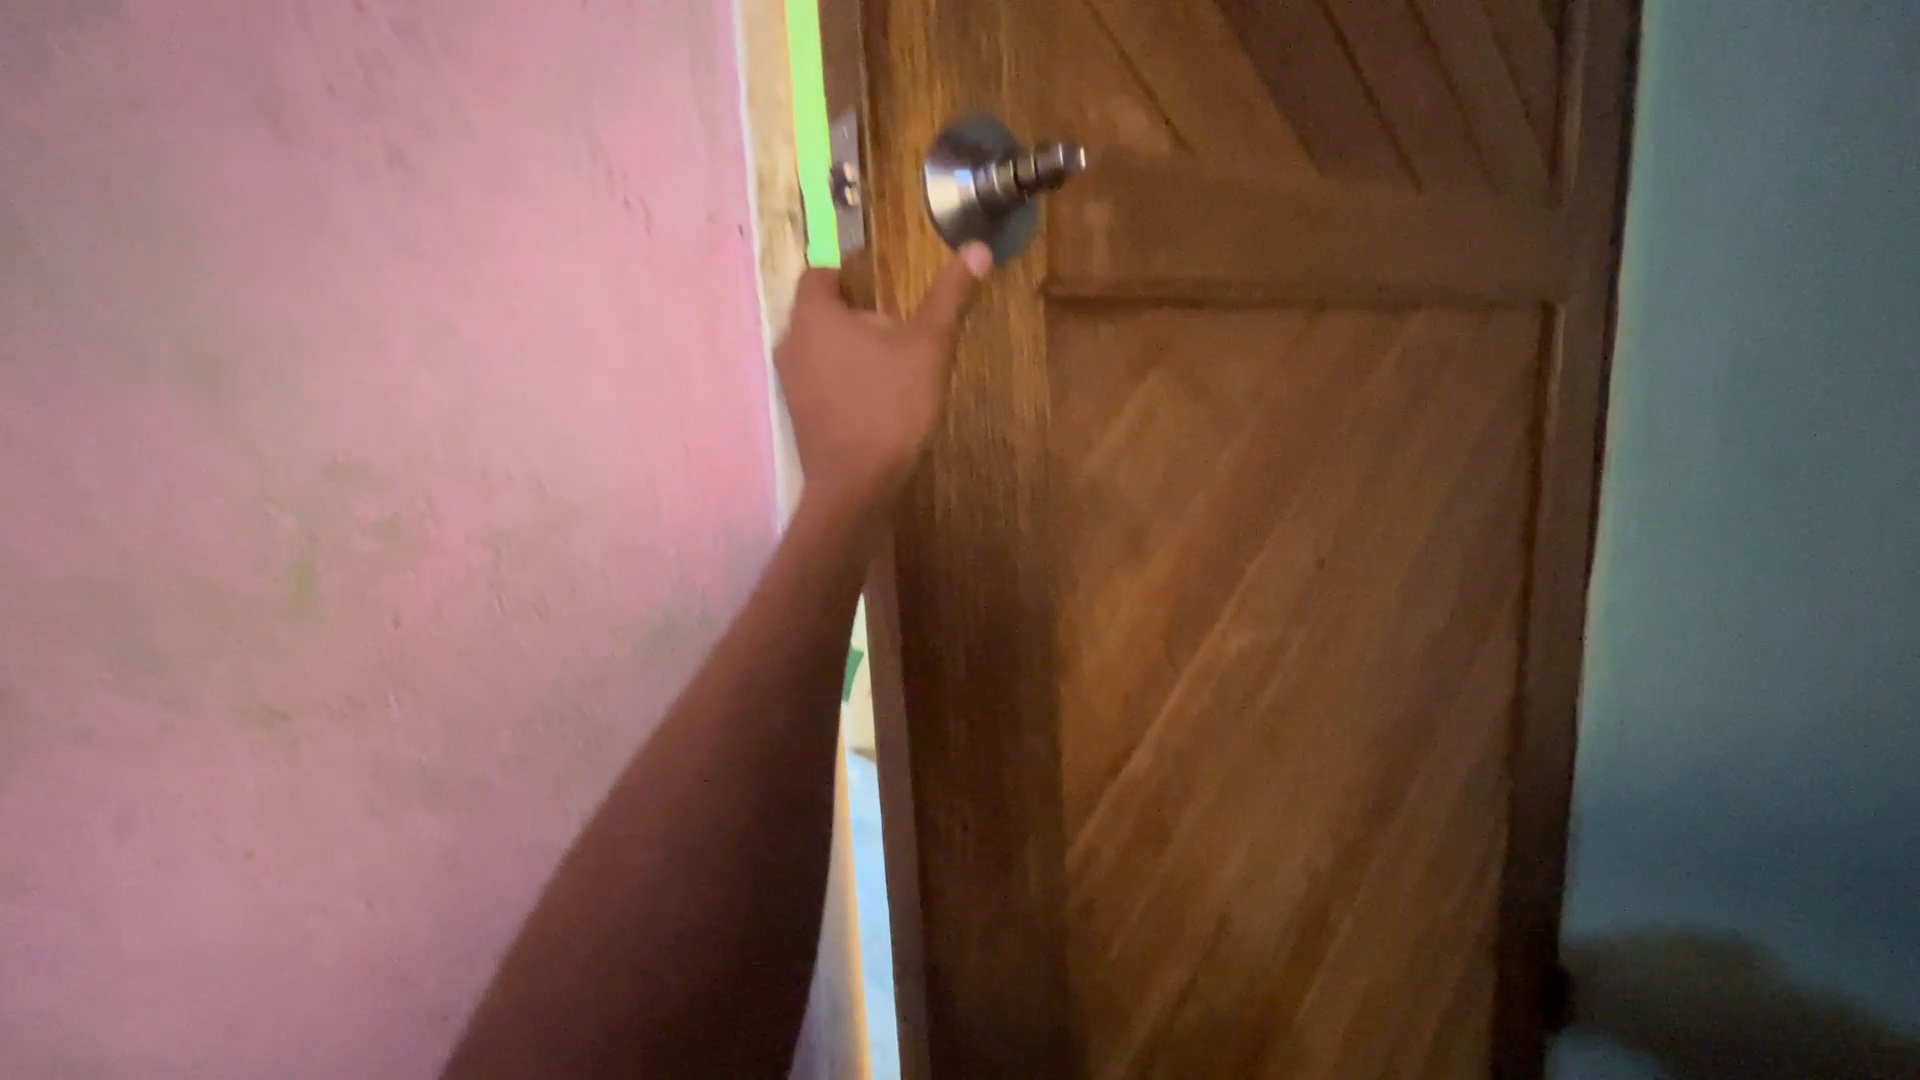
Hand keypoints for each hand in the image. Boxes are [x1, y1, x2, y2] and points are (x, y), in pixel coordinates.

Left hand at [774, 242, 992, 514]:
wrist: (857, 484)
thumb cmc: (890, 405)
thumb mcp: (927, 346)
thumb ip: (948, 296)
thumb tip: (976, 247)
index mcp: (814, 315)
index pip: (821, 275)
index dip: (849, 275)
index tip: (882, 287)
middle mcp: (791, 343)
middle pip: (823, 314)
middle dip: (858, 317)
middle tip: (900, 331)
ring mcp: (790, 384)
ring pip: (822, 351)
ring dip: (852, 352)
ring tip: (893, 368)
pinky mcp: (799, 417)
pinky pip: (822, 383)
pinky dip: (845, 382)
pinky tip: (878, 403)